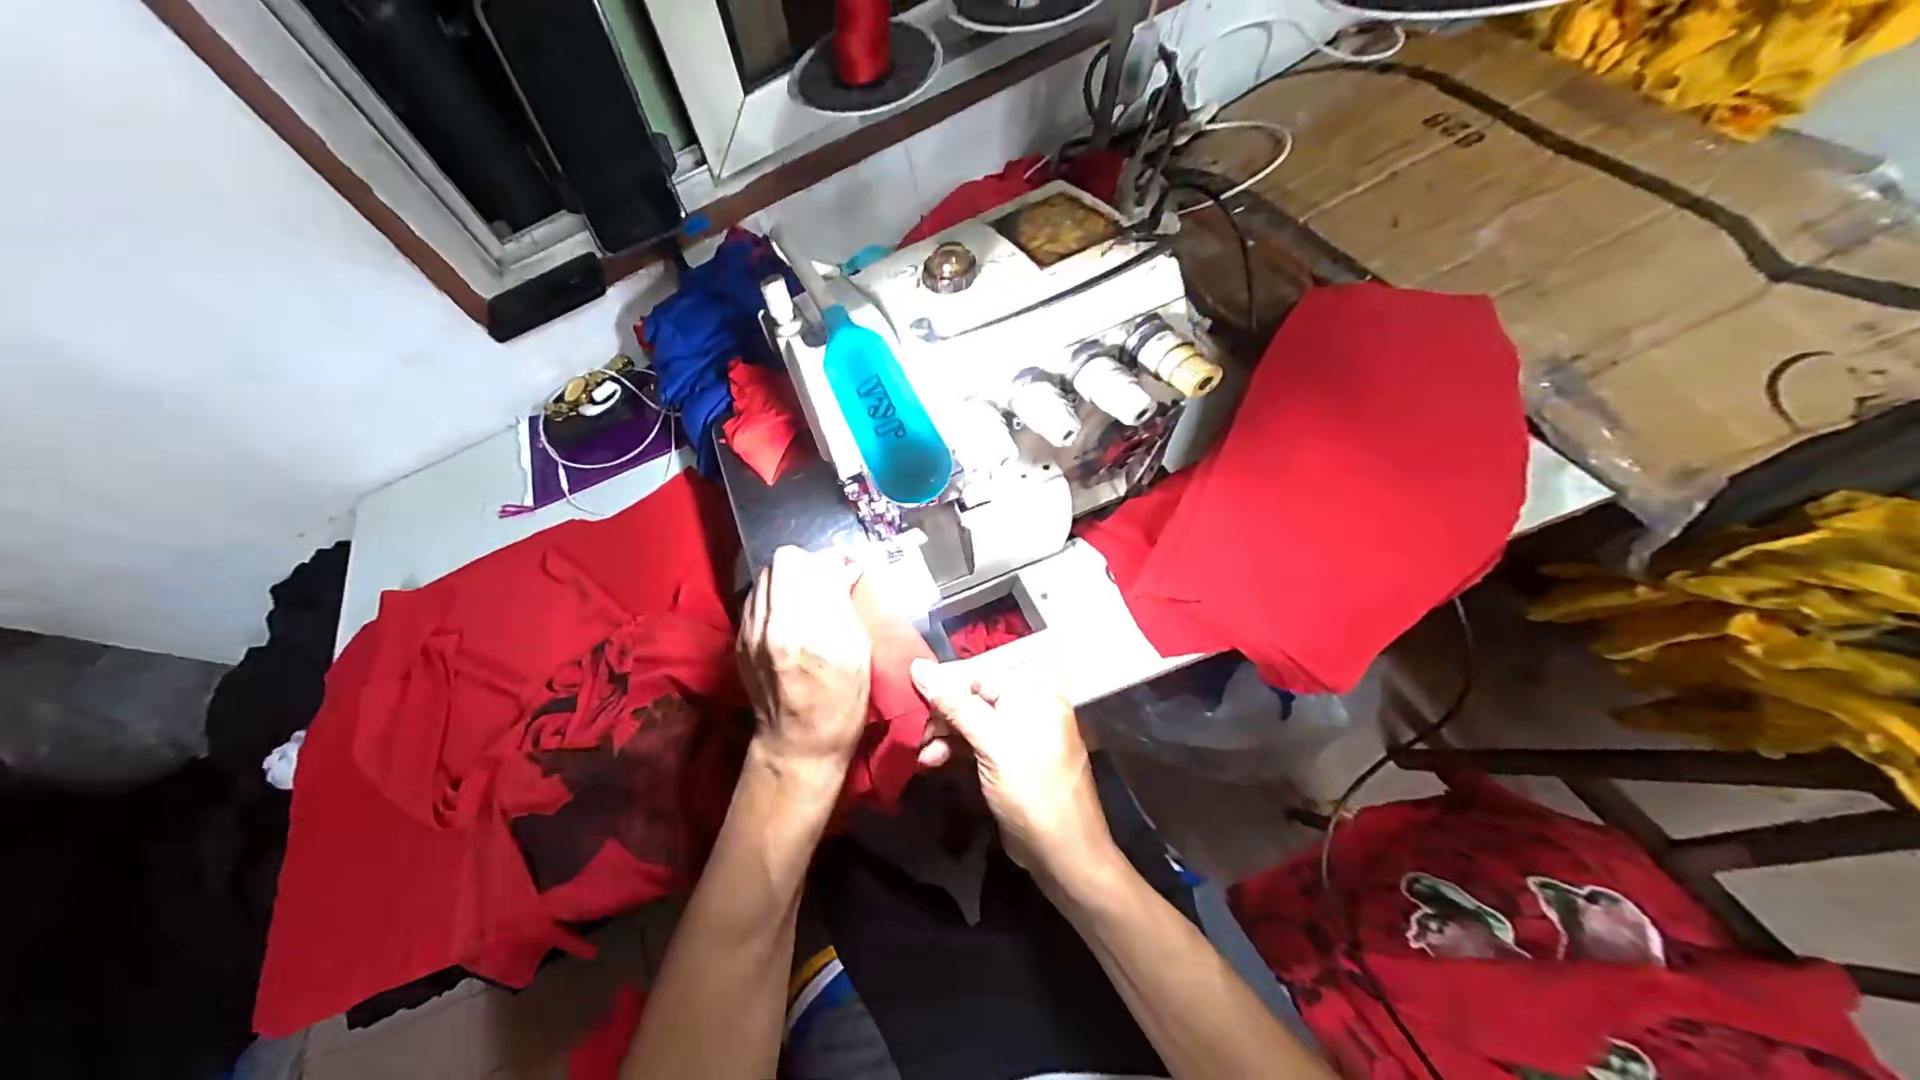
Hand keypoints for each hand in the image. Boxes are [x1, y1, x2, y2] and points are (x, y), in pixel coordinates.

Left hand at [737, 546, 872, 783]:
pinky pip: (756, 597)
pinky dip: (775, 596)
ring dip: (789, 578)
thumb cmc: (840, 705)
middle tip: (825, 582)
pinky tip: (790, 614)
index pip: (808, 565)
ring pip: (766, 576)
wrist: (797, 746)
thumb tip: (847, 566)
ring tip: (807, 597)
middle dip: (808, 565)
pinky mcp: (739, 640)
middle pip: (782, 562)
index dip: (829, 562)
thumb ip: (847, 605)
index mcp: (808, 633)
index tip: (843, 571)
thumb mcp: (859, 655)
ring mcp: (750, 633)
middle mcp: (773, 627)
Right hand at [909, 659, 1117, 883]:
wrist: (1063, 853)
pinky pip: (976, 743)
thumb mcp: (992, 742)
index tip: (906, 696)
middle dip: (939, 714)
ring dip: (942, 735)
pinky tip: (930, 761)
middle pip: (972, 697)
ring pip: (970, 721)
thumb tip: (918, 666)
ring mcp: (1019, 733)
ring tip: (916, 752)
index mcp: (1033, 691)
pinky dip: (953, 750)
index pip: (977, 673)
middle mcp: (1028, 705)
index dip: (940, 684)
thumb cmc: (1031, 790)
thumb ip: (954, 703)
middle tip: (911, 732)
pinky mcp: (1008, 759)